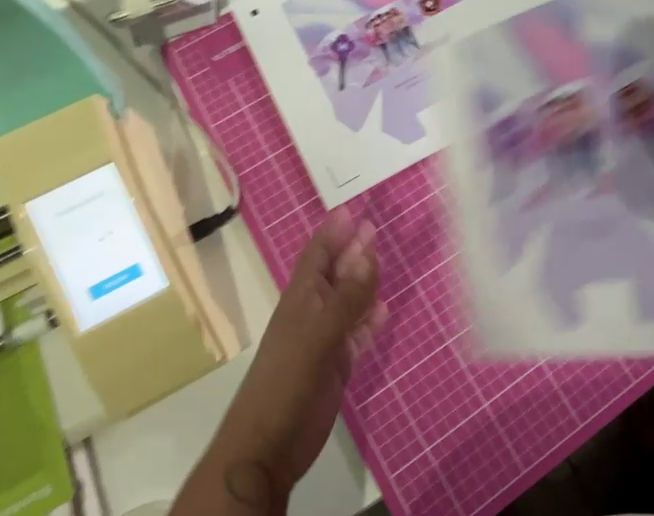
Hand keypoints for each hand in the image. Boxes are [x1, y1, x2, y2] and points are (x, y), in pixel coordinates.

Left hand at [188, 212, 387, 513]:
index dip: (333, 232)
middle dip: (353, 250)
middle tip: (375, 226)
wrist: (268, 445)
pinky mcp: (337, 366)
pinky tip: (385, 309)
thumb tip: (369, 253)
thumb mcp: (318, 335)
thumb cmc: (286, 383)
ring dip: (364, 281)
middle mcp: (313, 313)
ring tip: (383, 258)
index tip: (352, 208)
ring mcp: (324, 340)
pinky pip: (357, 332)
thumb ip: (347, 298)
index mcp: (301, 300)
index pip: (318, 255)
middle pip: (336, 273)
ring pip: (349, 301)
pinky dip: (370, 319)